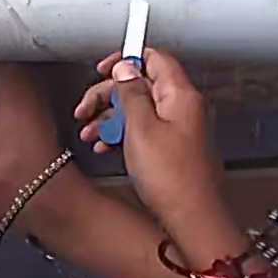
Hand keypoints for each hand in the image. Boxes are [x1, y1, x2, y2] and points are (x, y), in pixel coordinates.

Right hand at [73, 50, 225, 225]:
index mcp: (180, 96)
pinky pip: (142, 128)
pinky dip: (121, 133)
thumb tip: (125, 68)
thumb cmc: (173, 178)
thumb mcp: (140, 128)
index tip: (104, 68)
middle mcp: (182, 108)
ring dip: (110, 117)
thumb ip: (131, 93)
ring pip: (137, 108)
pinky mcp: (171, 145)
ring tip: (91, 131)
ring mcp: (178, 127)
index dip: (127, 59)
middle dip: (108, 94)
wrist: (191, 218)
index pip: (155, 59)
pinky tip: (106, 144)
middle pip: (140, 85)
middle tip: (87, 108)